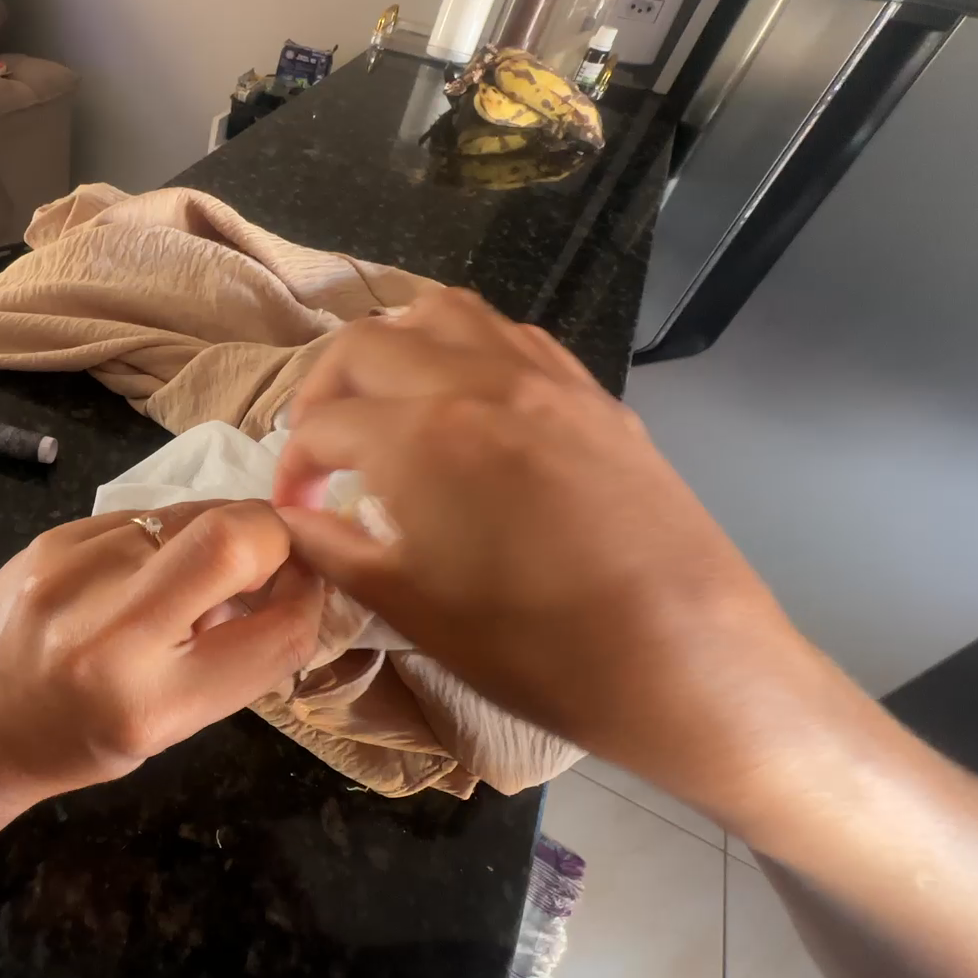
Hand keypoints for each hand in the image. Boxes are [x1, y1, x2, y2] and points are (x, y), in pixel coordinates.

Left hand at [0, 500, 322, 810]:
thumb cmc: (78, 741)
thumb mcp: (169, 728)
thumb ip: (238, 657)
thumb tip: (293, 579)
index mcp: (152, 702)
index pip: (275, 633)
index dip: (311, 599)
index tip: (309, 588)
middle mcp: (111, 631)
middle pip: (230, 538)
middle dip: (274, 535)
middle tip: (272, 554)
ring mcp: (74, 571)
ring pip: (189, 513)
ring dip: (220, 530)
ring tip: (200, 568)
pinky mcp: (54, 537)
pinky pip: (143, 514)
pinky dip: (169, 532)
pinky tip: (150, 564)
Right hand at [270, 286, 844, 815]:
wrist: (688, 665)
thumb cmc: (533, 648)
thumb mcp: (406, 606)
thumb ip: (330, 547)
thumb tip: (289, 520)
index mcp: (421, 438)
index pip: (320, 427)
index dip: (291, 468)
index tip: (295, 507)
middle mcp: (474, 382)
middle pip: (361, 346)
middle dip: (318, 393)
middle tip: (319, 450)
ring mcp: (540, 377)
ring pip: (436, 312)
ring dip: (387, 349)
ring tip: (380, 402)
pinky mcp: (587, 390)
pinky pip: (504, 333)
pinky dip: (458, 348)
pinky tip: (458, 399)